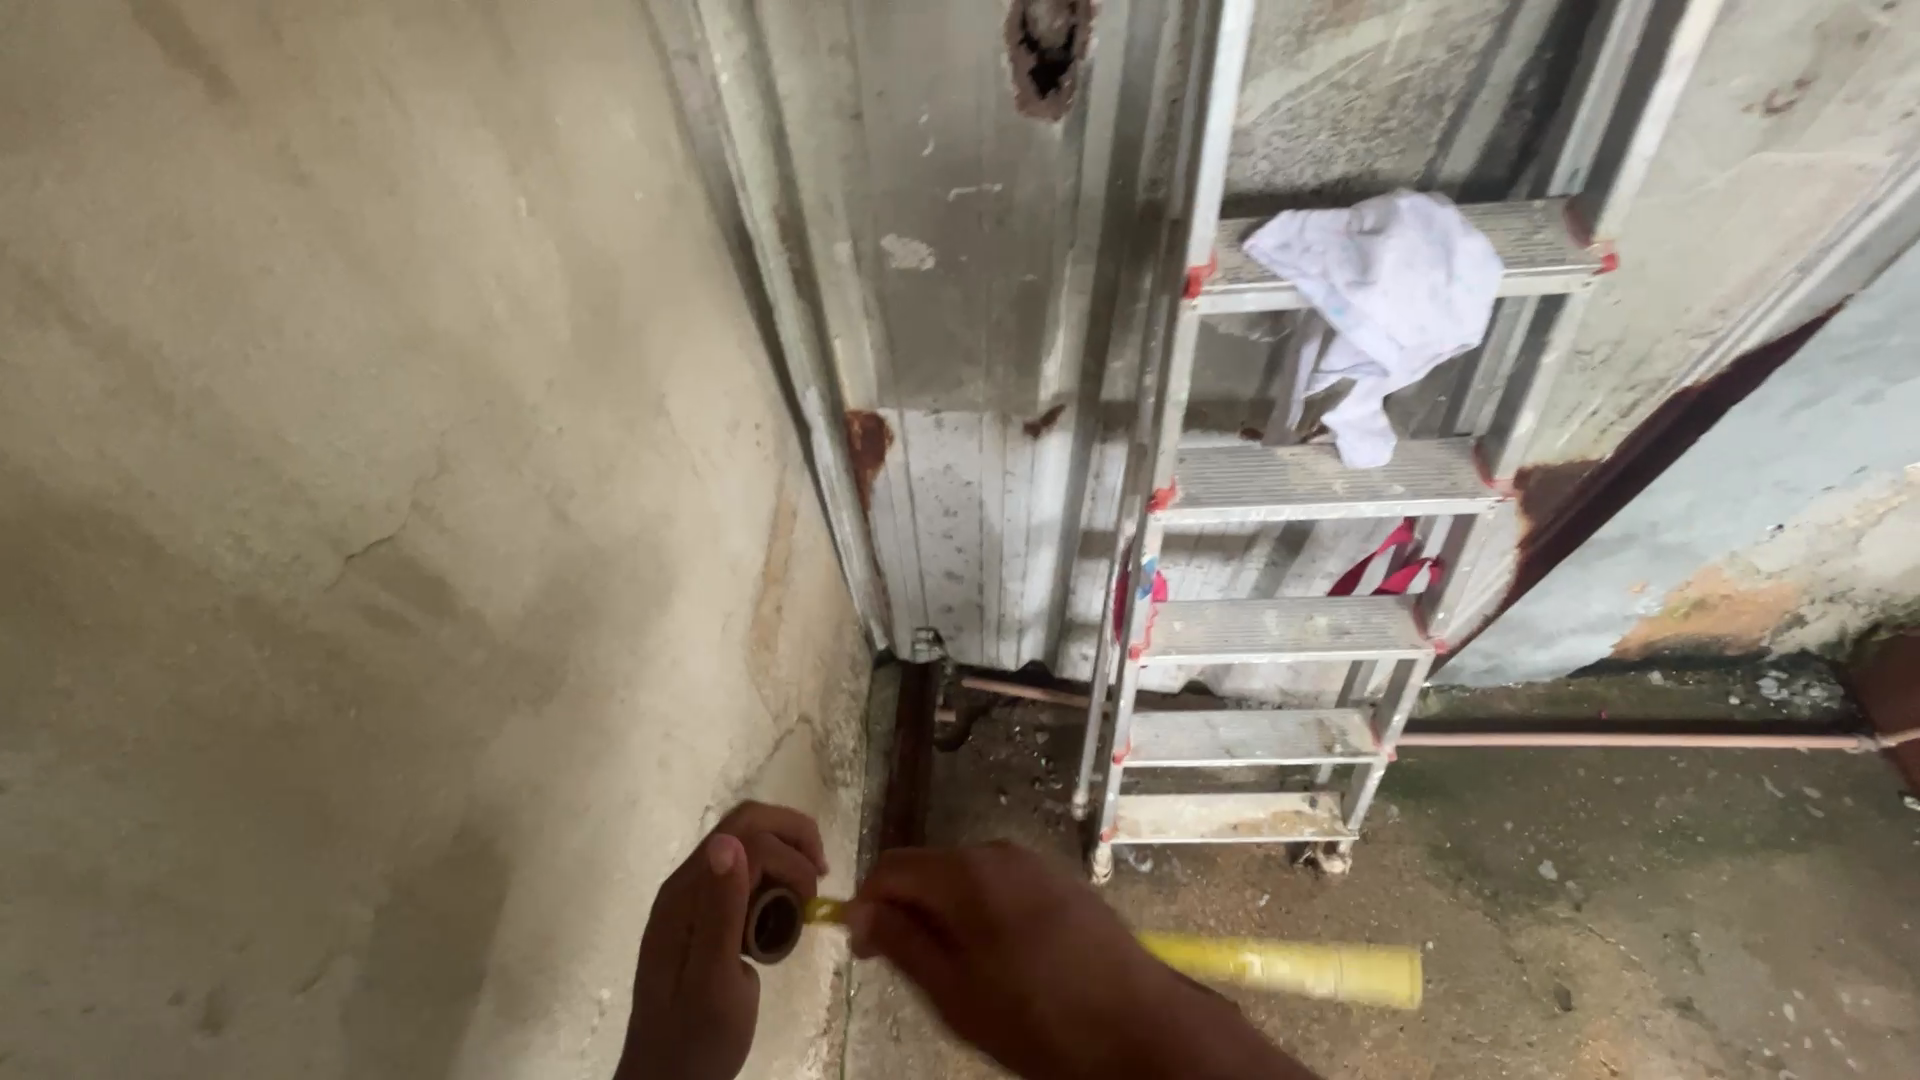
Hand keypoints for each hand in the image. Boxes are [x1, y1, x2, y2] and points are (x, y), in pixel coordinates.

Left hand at [620, 803, 827, 1079]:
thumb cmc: (695, 1040)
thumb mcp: (712, 981)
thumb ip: (720, 910)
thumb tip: (727, 842)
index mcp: (684, 895)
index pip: (746, 836)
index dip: (789, 856)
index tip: (811, 899)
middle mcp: (686, 883)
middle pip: (747, 823)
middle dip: (793, 837)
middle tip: (820, 877)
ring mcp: (695, 896)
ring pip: (749, 840)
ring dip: (786, 855)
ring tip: (805, 897)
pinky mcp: (707, 912)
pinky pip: (746, 870)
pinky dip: (776, 877)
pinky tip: (786, 912)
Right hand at [842, 842, 1314, 1079]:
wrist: (1139, 1024)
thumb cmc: (1037, 1017)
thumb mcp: (955, 993)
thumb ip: (902, 943)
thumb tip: (860, 912)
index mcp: (966, 871)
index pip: (891, 866)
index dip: (867, 904)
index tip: (865, 950)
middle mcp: (997, 850)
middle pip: (930, 867)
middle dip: (910, 909)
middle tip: (916, 970)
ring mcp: (1033, 860)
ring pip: (966, 876)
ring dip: (948, 912)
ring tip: (963, 971)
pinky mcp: (1059, 877)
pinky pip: (1002, 883)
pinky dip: (984, 910)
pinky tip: (1004, 957)